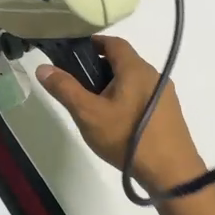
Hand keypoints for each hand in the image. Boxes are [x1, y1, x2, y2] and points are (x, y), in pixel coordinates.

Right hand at [34, 35, 204, 193]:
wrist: (171, 172)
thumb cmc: (126, 137)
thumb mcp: (88, 113)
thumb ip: (65, 88)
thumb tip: (43, 68)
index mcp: (135, 69)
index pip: (114, 43)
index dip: (94, 43)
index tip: (73, 52)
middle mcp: (154, 76)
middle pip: (123, 61)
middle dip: (99, 66)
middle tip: (76, 82)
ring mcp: (165, 95)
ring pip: (132, 79)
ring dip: (111, 84)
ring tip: (92, 104)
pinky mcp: (167, 113)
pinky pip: (141, 95)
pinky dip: (124, 97)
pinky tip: (114, 119)